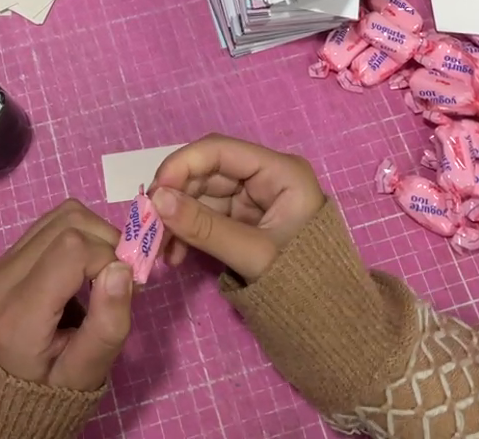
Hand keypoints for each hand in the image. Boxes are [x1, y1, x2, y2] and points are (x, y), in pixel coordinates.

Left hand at [0, 199, 133, 390]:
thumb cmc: (51, 391)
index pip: (72, 250)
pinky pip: (50, 223)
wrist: (5, 397)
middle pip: (68, 223)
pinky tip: (84, 266)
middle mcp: (3, 278)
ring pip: (60, 214)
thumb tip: (122, 268)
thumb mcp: (86, 373)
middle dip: (106, 242)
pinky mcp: (8, 255)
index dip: (108, 258)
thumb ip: (106, 325)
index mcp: (19, 314)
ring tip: (103, 270)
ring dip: (94, 233)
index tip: (126, 287)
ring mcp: (2, 262)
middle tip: (120, 277)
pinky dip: (78, 234)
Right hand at [149, 134, 325, 281]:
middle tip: (148, 225)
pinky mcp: (242, 222)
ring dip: (176, 219)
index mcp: (279, 171)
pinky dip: (186, 233)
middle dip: (174, 197)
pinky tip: (173, 256)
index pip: (219, 150)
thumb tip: (156, 200)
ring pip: (200, 196)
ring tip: (159, 250)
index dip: (182, 165)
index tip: (153, 192)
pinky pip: (205, 217)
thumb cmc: (304, 284)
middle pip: (206, 172)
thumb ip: (205, 227)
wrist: (330, 328)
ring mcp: (252, 200)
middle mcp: (264, 177)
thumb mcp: (254, 255)